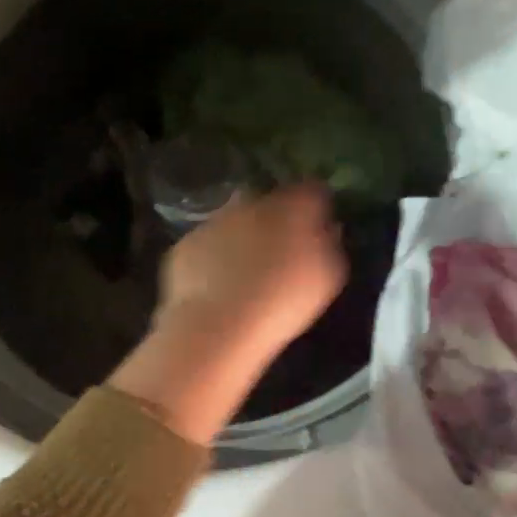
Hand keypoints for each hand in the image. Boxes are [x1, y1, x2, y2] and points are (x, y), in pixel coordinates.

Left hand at [109, 185, 348, 443]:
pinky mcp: (186, 244)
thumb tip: (327, 231)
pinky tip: (218, 286)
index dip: (317, 209)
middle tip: (281, 254)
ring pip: (234, 221)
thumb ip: (330, 245)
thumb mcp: (329, 277)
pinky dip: (213, 258)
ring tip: (246, 275)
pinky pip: (207, 245)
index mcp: (293, 205)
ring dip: (242, 238)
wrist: (219, 325)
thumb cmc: (284, 302)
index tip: (319, 228)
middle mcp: (251, 202)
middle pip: (269, 202)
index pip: (313, 191)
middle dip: (276, 221)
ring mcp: (214, 220)